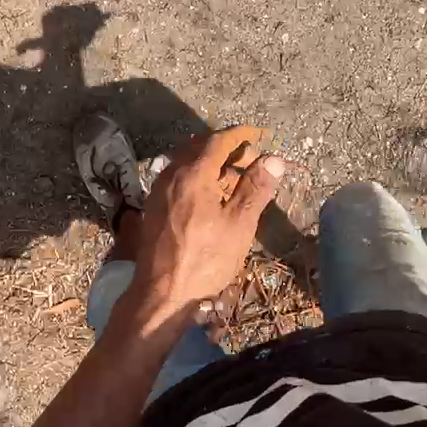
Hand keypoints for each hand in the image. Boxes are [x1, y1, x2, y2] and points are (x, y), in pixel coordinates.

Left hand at [125, 126, 283, 322]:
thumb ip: (255, 188)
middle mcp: (171, 175)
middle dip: (227, 149)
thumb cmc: (206, 260)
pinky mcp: (153, 207)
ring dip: (212, 164)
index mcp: (193, 174)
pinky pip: (178, 179)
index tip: (258, 134)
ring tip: (235, 179)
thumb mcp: (239, 224)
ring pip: (187, 164)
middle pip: (200, 148)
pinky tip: (211, 197)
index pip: (218, 141)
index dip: (240, 135)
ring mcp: (158, 191)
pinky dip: (197, 177)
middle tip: (251, 159)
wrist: (162, 292)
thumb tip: (273, 159)